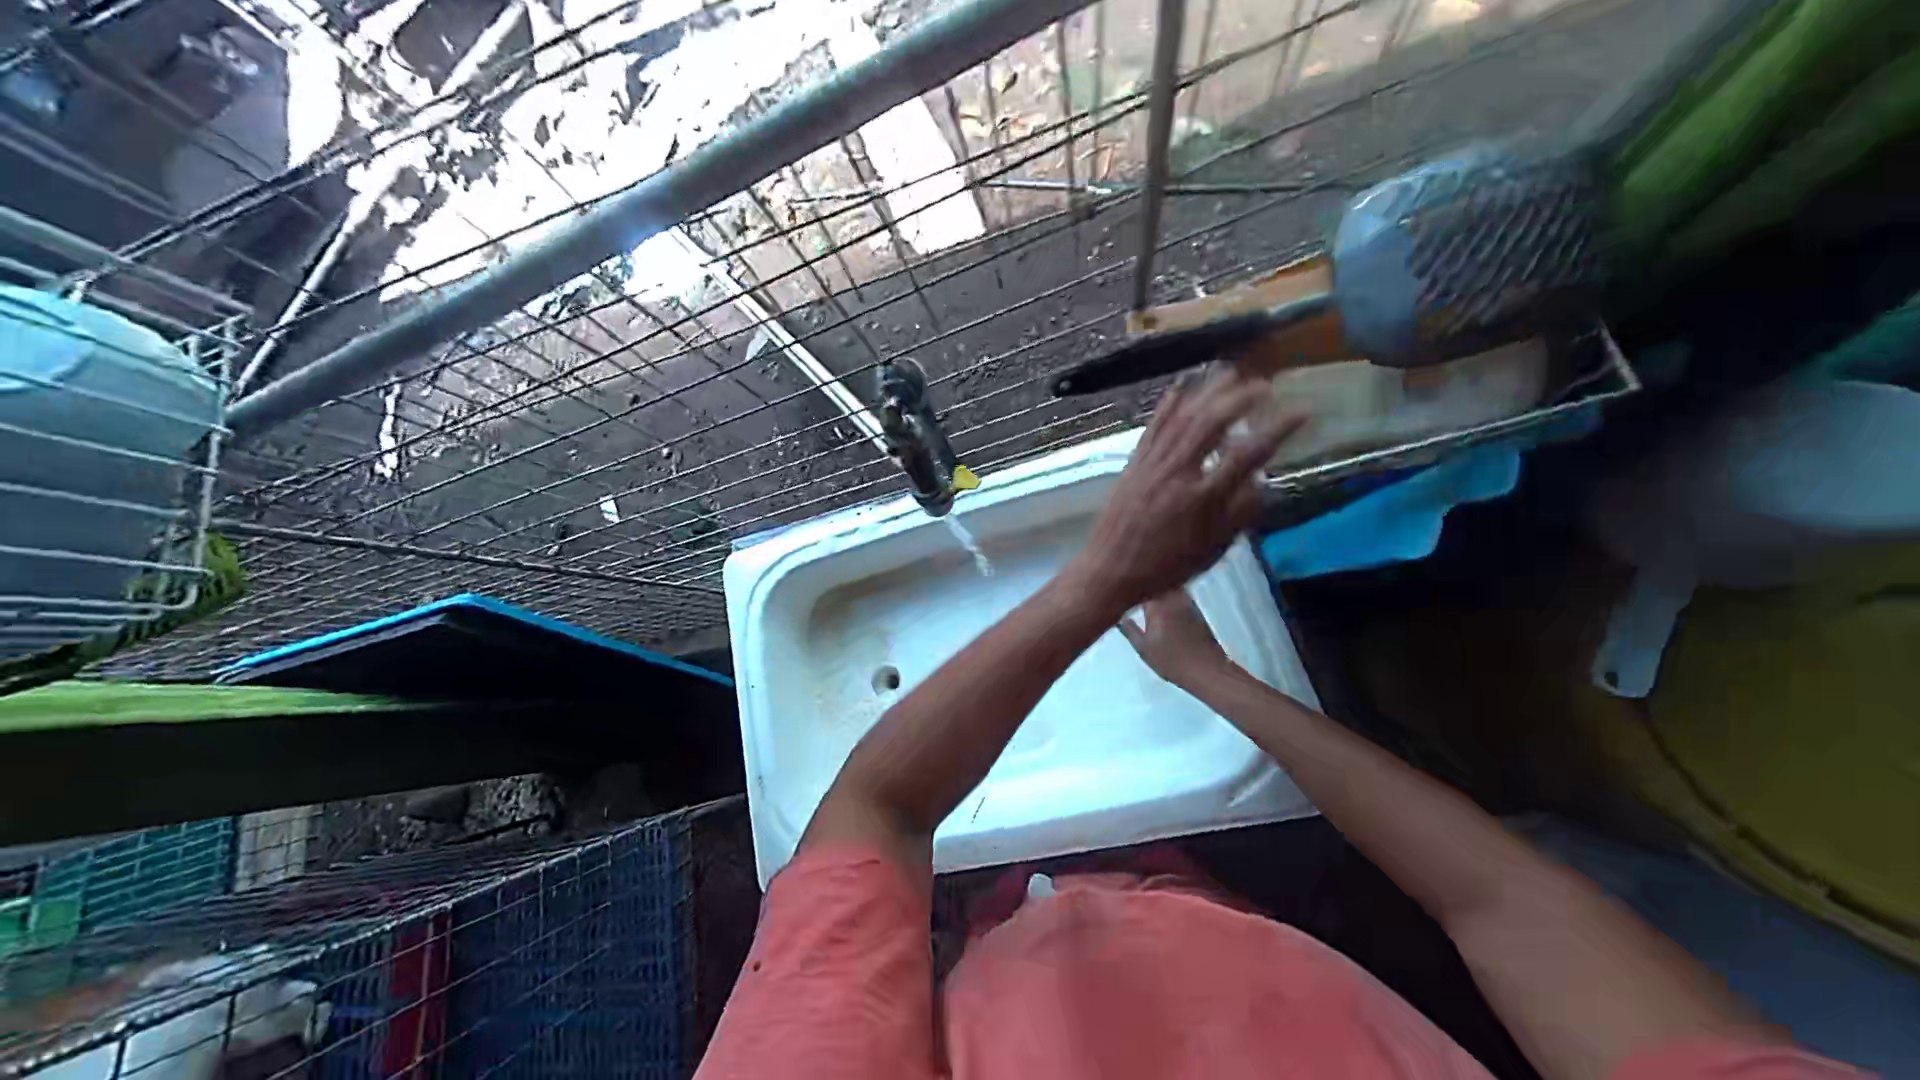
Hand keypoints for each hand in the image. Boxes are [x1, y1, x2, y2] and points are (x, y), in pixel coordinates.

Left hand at [1064, 366, 1304, 612]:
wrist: (1110, 571)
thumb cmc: (1165, 568)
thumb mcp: (1212, 550)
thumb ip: (1240, 514)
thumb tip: (1264, 483)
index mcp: (1202, 497)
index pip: (1248, 454)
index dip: (1278, 429)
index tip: (1302, 411)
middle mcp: (1177, 472)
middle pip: (1212, 423)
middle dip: (1241, 398)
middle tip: (1265, 384)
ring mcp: (1152, 464)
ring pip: (1182, 418)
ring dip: (1208, 392)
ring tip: (1230, 372)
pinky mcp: (1134, 464)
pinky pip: (1153, 428)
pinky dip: (1168, 406)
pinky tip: (1180, 389)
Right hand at [1119, 588, 1235, 687]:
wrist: (1206, 669)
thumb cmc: (1171, 660)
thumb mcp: (1143, 648)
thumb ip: (1129, 630)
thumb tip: (1120, 617)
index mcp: (1157, 605)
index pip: (1141, 586)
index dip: (1130, 585)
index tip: (1120, 590)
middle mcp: (1173, 597)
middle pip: (1156, 582)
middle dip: (1144, 584)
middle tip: (1131, 590)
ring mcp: (1187, 601)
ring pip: (1169, 586)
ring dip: (1158, 587)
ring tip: (1146, 595)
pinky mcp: (1196, 609)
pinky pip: (1179, 593)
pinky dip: (1170, 595)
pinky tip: (1164, 604)